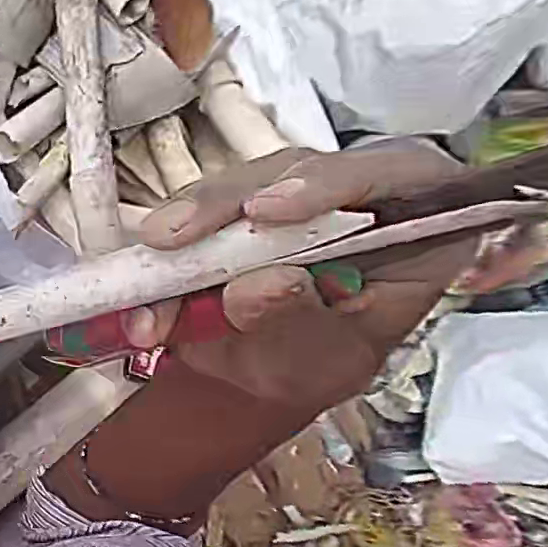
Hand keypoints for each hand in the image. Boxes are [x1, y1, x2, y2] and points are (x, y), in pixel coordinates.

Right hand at [49, 138, 474, 522]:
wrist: (257, 374)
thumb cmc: (311, 366)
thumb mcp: (322, 360)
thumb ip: (299, 322)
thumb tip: (256, 285)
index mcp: (406, 216)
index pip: (387, 176)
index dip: (326, 184)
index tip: (264, 211)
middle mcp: (336, 192)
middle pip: (283, 172)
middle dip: (218, 205)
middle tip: (168, 238)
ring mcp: (268, 198)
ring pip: (221, 192)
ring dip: (174, 237)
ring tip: (146, 288)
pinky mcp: (216, 213)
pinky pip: (179, 222)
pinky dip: (153, 262)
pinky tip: (141, 303)